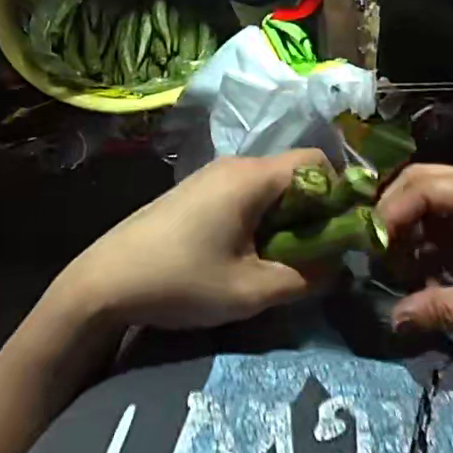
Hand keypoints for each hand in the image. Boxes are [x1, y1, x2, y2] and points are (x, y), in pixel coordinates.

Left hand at [54, 151, 328, 329]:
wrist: (105, 280)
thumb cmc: (181, 280)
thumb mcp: (252, 289)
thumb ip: (306, 277)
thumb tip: (339, 266)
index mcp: (250, 177)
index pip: (317, 163)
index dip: (341, 194)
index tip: (347, 235)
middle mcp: (232, 165)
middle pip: (293, 174)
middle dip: (315, 212)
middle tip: (320, 257)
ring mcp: (209, 176)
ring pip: (268, 187)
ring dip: (286, 219)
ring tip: (284, 261)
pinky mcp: (194, 192)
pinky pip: (243, 194)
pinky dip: (260, 219)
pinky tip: (248, 254)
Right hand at [379, 165, 452, 376]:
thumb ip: (448, 309)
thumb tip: (390, 317)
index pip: (426, 185)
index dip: (392, 210)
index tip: (369, 246)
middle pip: (425, 184)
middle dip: (395, 214)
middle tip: (375, 253)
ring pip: (434, 205)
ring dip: (411, 232)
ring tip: (398, 270)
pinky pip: (451, 228)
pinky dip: (430, 247)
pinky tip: (425, 276)